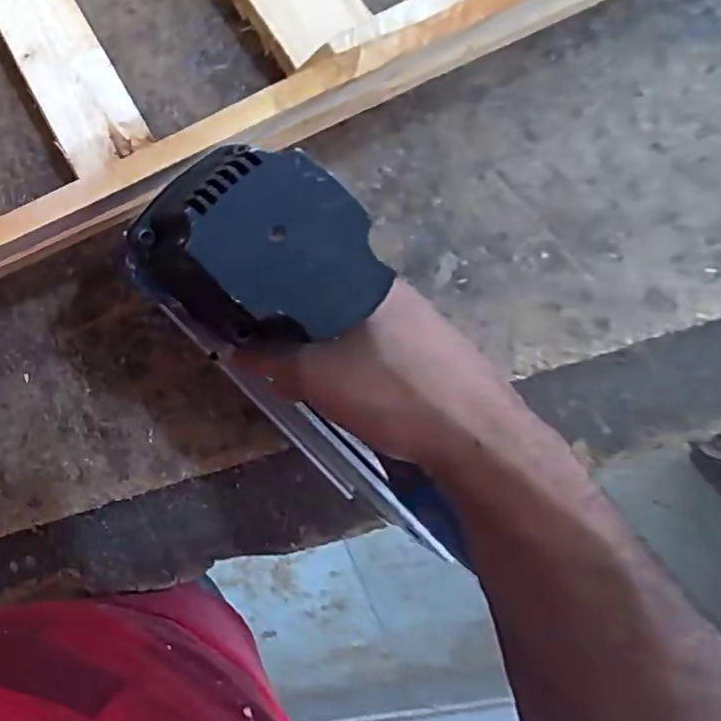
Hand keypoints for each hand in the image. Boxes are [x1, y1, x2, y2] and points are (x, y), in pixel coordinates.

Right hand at [234, 281, 556, 478]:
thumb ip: (269, 360)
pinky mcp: (445, 359)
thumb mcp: (313, 378)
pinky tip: (355, 389)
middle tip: (275, 348)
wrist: (485, 447)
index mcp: (370, 285)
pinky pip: (384, 350)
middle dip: (299, 325)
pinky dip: (359, 363)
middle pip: (331, 302)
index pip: (306, 273)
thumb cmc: (391, 395)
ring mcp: (428, 326)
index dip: (273, 293)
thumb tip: (235, 350)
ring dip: (330, 347)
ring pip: (358, 328)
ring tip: (308, 372)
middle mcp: (401, 296)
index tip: (252, 315)